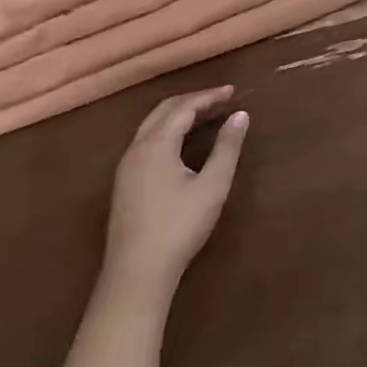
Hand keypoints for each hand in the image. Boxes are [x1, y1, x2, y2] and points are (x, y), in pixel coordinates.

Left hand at [103, 86, 248, 290]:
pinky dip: (169, 130)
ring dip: (179, 115)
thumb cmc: (179, 226)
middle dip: (193, 100)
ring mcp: (126, 167)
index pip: (183, 108)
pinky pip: (147, 141)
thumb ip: (227, 147)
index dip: (209, 96)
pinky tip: (184, 143)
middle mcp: (136, 149)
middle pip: (163, 111)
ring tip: (207, 116)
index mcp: (155, 145)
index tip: (233, 92)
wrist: (136, 274)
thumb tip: (240, 115)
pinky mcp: (125, 183)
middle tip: (221, 99)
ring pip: (152, 126)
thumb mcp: (212, 185)